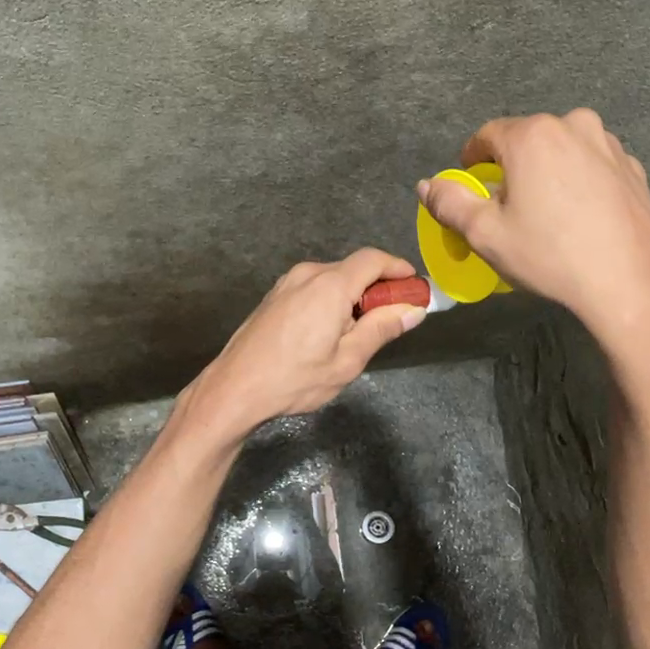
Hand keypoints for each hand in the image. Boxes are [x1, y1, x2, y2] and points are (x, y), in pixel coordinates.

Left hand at [182, 249, 424, 436]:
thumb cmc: (294, 379)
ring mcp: (286, 284)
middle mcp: (307, 274)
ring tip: (357, 336)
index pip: (374, 259)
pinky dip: (330, 303)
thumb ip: (381, 329)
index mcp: (329, 285)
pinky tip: (328, 336)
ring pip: (332, 281)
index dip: (399, 270)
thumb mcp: (347, 361)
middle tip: (392, 321)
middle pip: (353, 269)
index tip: (415, 289)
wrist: (234, 389)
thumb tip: (413, 309)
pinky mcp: (273, 298)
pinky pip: (312, 290)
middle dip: (378, 289)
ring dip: (352, 299)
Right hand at [419, 109, 649, 364]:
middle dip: (512, 168)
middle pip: (528, 141)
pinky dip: (579, 184)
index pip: (486, 135)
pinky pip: (593, 168)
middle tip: (507, 209)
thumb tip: (426, 185)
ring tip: (546, 214)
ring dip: (547, 173)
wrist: (627, 283)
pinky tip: (579, 220)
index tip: (469, 187)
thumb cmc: (548, 256)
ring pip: (563, 151)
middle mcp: (574, 126)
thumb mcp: (485, 234)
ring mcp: (610, 146)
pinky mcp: (633, 169)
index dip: (471, 161)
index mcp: (532, 136)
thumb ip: (450, 203)